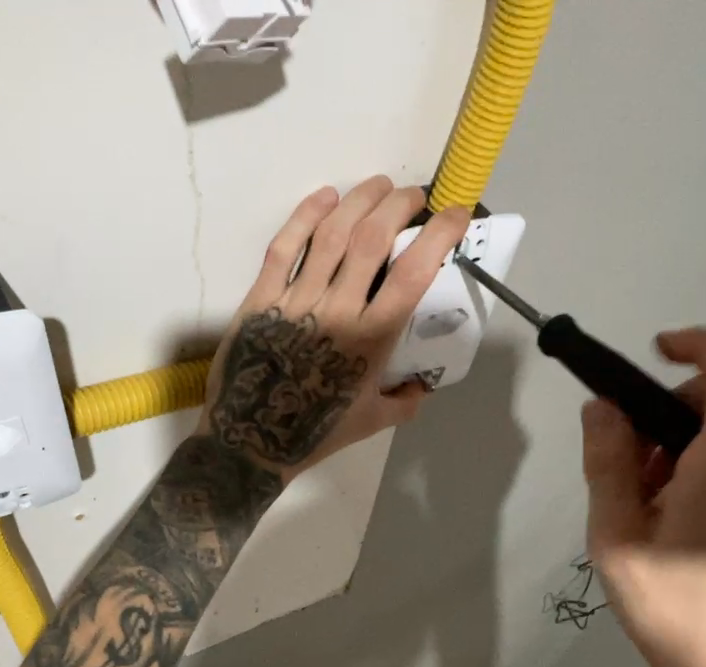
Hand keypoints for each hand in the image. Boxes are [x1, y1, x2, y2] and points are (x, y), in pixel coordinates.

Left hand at [201, 177, 473, 480]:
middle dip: (398, 205)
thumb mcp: (372, 421)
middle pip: (372, 238)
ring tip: (378, 186)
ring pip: (331, 233)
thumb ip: (405, 401)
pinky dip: (305, 215)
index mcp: (372, 339)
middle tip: (412, 197)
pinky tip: (325, 197)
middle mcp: (338, 310)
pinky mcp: (261, 297)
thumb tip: (423, 384)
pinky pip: (285, 246)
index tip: (455, 214)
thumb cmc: (315, 433)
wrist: (250, 442)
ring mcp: (296, 300)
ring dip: (359, 200)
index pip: (414, 273)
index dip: (439, 234)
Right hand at [581, 328, 705, 666]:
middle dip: (660, 420)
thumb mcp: (615, 539)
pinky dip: (692, 477)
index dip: (701, 345)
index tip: (656, 349)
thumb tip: (601, 406)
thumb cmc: (669, 610)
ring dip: (672, 456)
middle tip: (620, 473)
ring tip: (639, 516)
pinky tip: (668, 531)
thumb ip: (607, 466)